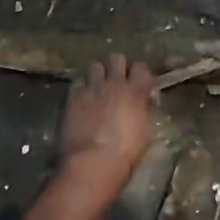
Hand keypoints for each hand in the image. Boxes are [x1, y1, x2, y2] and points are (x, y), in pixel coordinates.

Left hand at [60, 54, 154, 196]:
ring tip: (98, 86)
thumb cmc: (125, 152)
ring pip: (95, 65)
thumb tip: (142, 99)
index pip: (141, 67)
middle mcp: (113, 83)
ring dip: (99, 73)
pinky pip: (79, 82)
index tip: (139, 81)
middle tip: (117, 79)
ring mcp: (91, 87)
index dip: (140, 73)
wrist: (93, 161)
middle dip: (118, 66)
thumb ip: (143, 108)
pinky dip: (83, 87)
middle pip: (116, 58)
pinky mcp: (73, 95)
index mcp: (135, 91)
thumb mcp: (145, 130)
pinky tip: (83, 98)